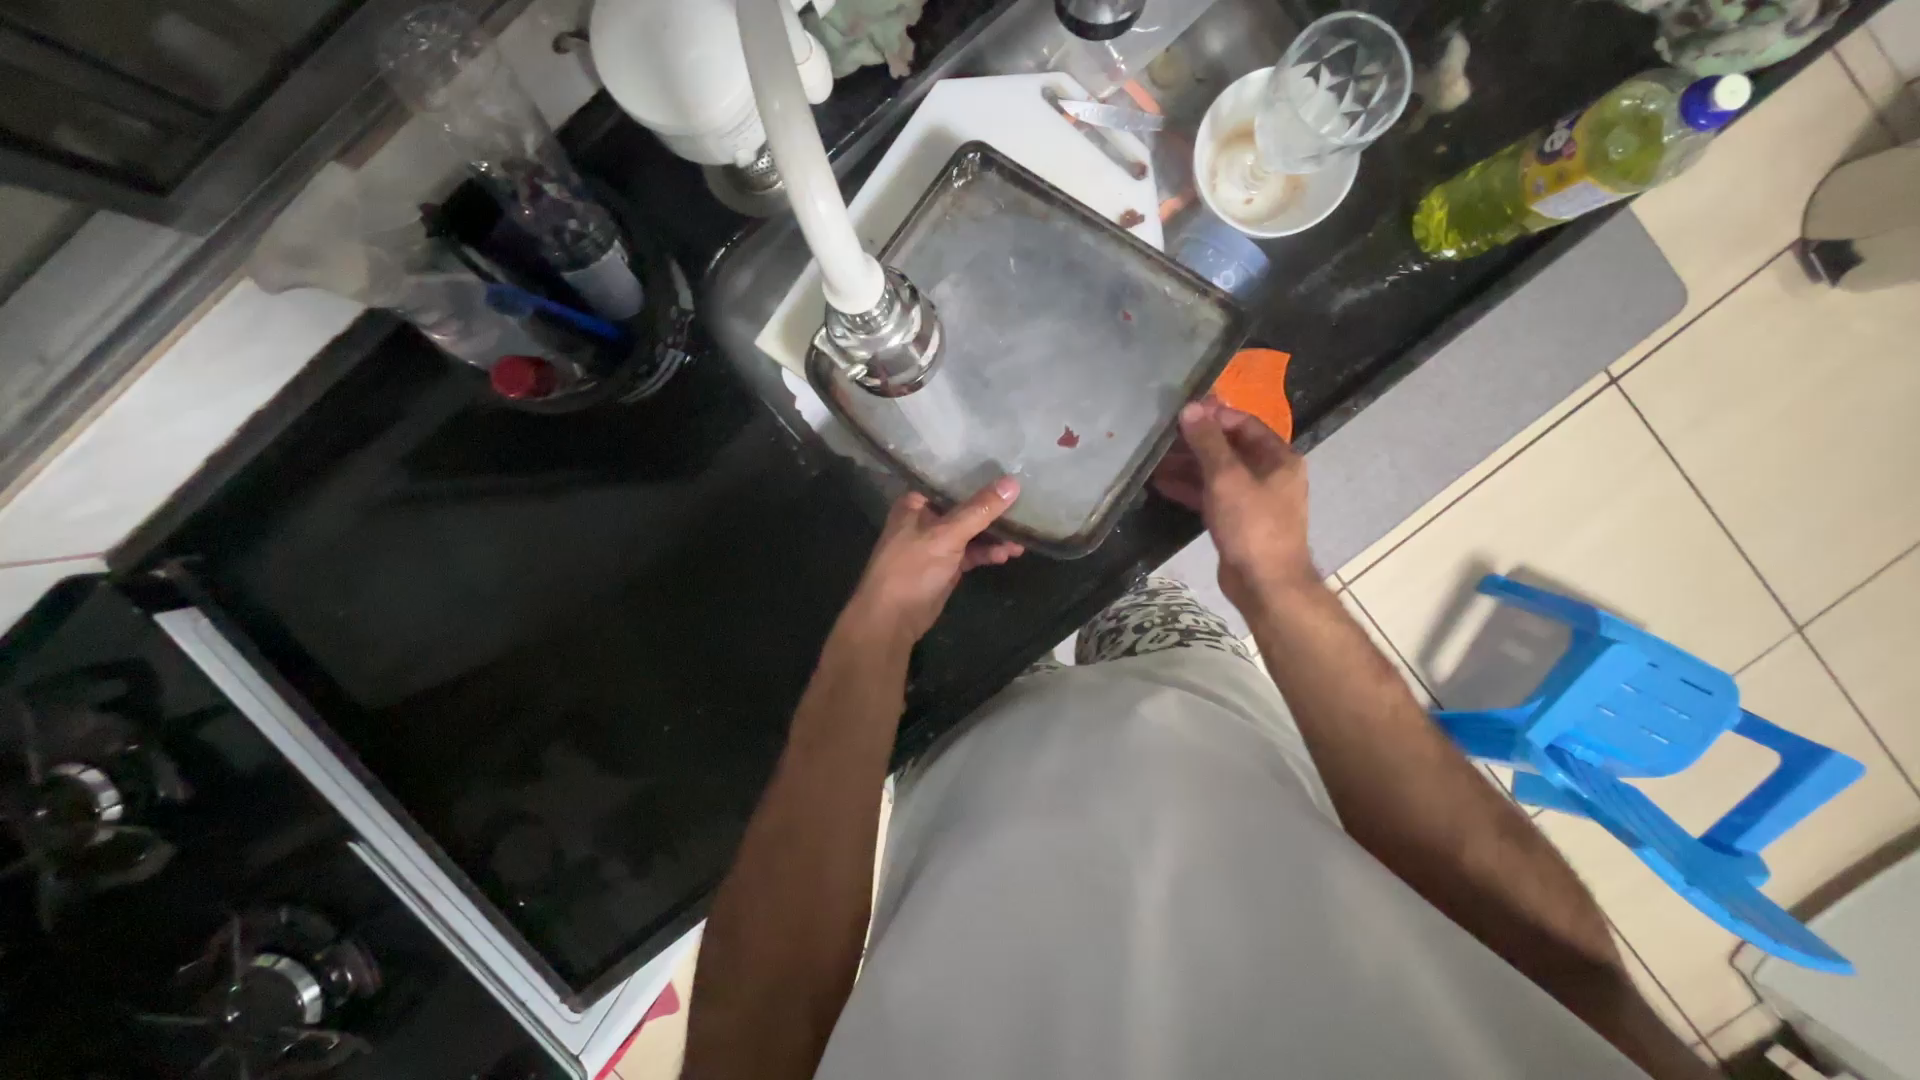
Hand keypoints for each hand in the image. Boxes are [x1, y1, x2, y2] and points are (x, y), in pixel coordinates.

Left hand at [843, 477, 1024, 643]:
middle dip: (994, 512)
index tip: (1010, 474)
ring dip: (995, 536)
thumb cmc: (912, 568)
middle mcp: (926, 519)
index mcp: (916, 503)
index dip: (980, 479)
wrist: (892, 619)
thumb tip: (1013, 483)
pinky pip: (971, 553)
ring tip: (1022, 540)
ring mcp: (936, 544)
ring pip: (971, 533)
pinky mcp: (946, 565)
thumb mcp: (947, 535)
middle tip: (1025, 508)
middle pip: (966, 508)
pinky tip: (1007, 554)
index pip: (952, 482)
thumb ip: (980, 510)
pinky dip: (987, 553)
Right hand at [1153, 398, 1316, 612]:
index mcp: (1278, 458)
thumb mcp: (1226, 478)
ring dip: (1186, 466)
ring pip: (1216, 473)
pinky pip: (1211, 496)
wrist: (1265, 583)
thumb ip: (1207, 442)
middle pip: (1228, 448)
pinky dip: (1189, 489)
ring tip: (1152, 461)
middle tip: (1160, 437)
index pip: (1243, 424)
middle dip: (1193, 443)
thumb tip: (1190, 408)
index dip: (1212, 416)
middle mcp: (1269, 474)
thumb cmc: (1251, 525)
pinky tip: (1160, 484)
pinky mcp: (1236, 520)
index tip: (1180, 412)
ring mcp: (1253, 499)